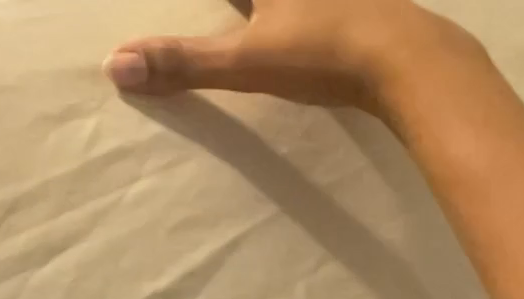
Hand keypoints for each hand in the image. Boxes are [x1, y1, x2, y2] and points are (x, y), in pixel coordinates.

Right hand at [105, 0, 482, 116]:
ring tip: (256, 22)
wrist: (408, 63)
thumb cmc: (322, 51)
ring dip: (263, 14)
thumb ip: (184, 63)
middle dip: (238, 10)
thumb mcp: (246, 61)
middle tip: (237, 19)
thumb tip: (115, 67)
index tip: (213, 13)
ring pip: (282, 4)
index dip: (213, 5)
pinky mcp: (362, 3)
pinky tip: (300, 26)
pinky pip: (315, 6)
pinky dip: (295, 15)